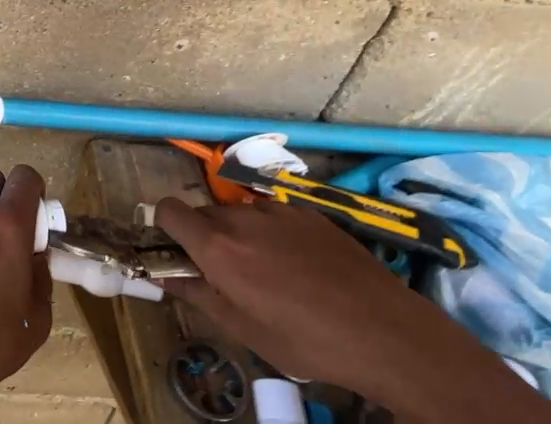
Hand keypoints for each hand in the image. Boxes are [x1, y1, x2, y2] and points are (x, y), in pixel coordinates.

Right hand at [153, 199, 550, 423]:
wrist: (387, 332)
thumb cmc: (308, 342)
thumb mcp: (245, 330)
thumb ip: (198, 294)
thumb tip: (162, 275)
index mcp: (217, 247)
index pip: (167, 210)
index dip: (164, 228)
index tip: (177, 254)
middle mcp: (240, 218)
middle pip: (203, 213)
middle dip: (204, 237)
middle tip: (225, 274)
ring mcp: (276, 211)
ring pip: (238, 213)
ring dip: (239, 235)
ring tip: (268, 273)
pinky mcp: (307, 212)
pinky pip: (272, 215)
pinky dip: (271, 233)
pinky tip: (299, 266)